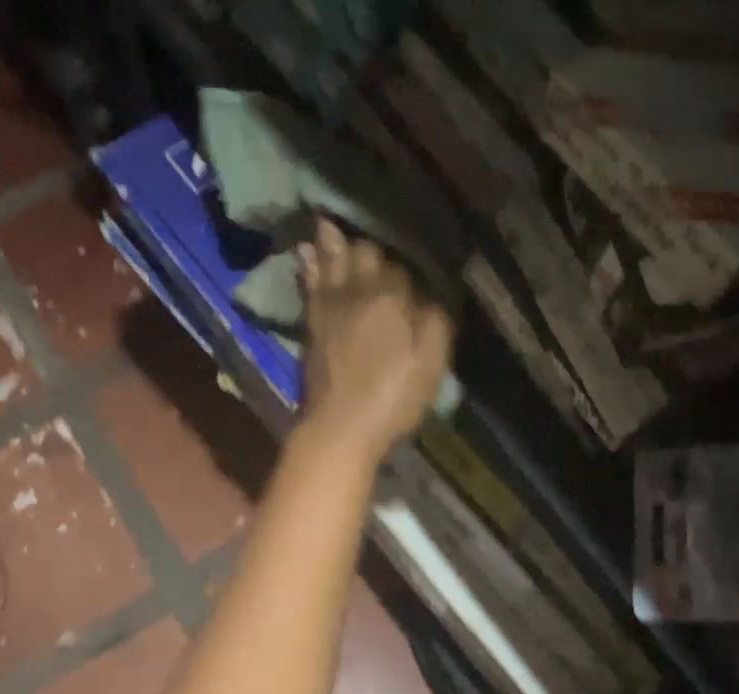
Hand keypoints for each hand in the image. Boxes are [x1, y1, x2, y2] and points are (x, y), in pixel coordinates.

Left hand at [298, 219, 452, 460]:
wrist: (340, 428)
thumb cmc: (392, 397)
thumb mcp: (431, 362)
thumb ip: (435, 321)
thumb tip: (431, 294)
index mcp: (390, 296)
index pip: (399, 266)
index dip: (406, 262)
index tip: (411, 256)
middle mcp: (357, 292)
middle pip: (362, 255)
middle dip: (367, 243)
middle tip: (366, 222)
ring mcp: (329, 308)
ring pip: (330, 264)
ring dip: (330, 242)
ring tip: (324, 219)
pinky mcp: (311, 327)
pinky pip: (309, 286)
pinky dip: (308, 266)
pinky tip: (304, 254)